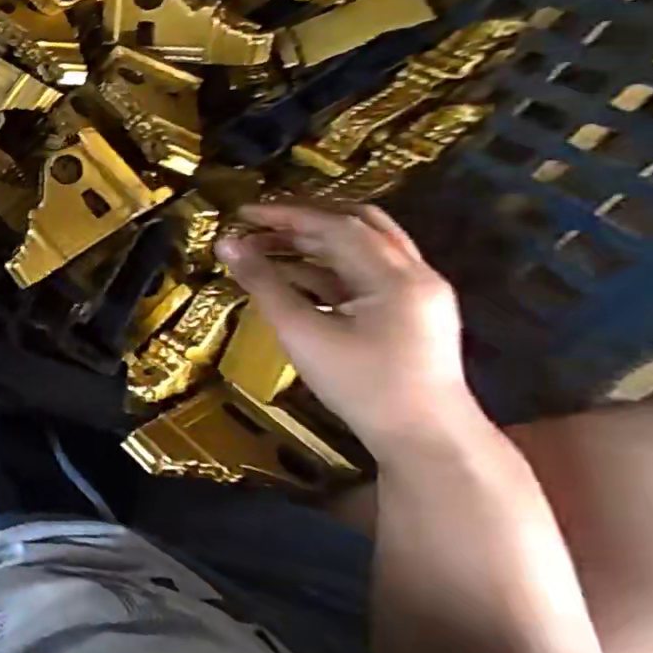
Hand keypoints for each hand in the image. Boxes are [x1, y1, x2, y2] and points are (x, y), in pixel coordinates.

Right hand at [215, 201, 485, 463]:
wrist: (426, 438)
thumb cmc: (362, 384)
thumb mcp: (302, 332)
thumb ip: (263, 283)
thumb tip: (225, 244)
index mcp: (395, 277)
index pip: (336, 226)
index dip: (286, 215)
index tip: (240, 214)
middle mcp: (414, 276)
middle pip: (358, 226)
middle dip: (303, 220)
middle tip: (256, 224)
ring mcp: (416, 295)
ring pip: (362, 249)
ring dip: (313, 242)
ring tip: (264, 248)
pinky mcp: (408, 312)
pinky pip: (364, 273)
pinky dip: (325, 265)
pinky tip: (289, 276)